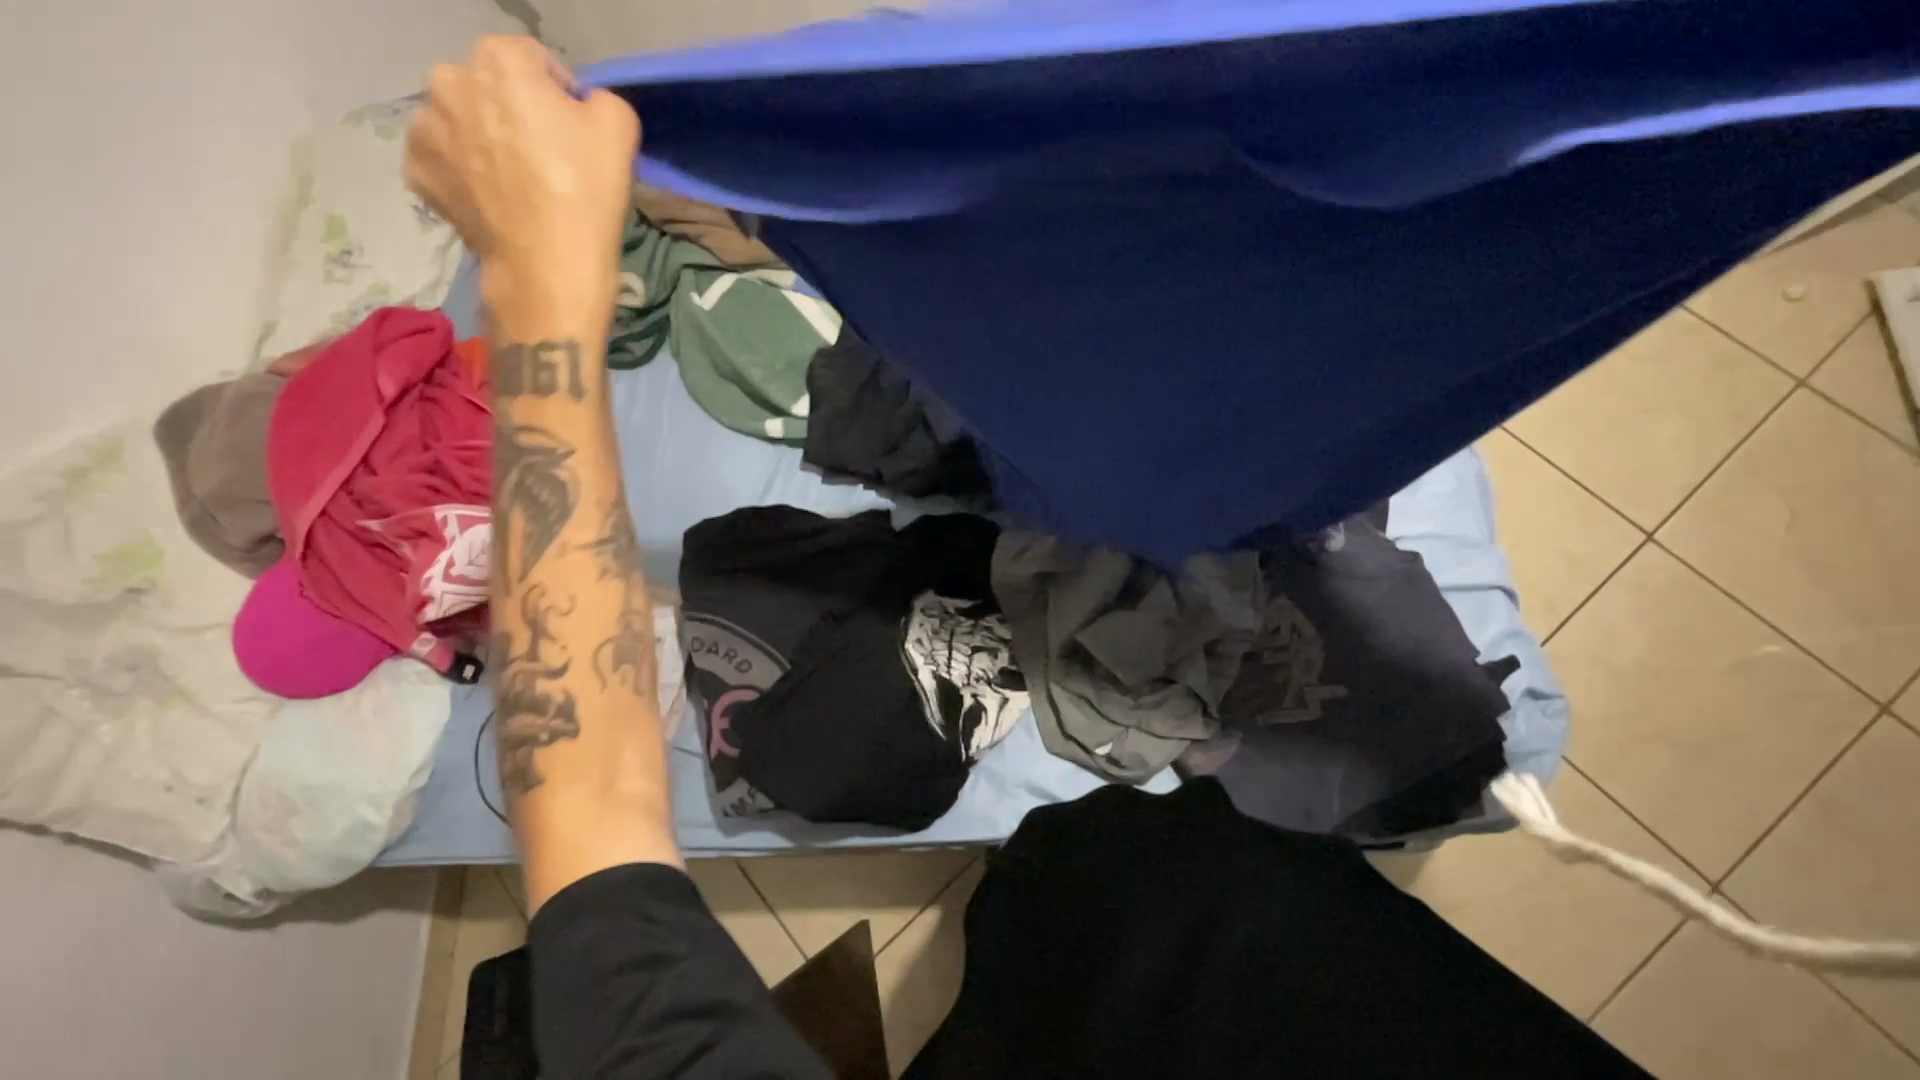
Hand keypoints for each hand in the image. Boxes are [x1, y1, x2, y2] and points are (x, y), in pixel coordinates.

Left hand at [405, 36, 638, 316]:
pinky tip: (494, 199)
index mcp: (499, 60)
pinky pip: (445, 159)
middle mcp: (448, 80)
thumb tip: (578, 108)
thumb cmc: (586, 191)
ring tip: (517, 183)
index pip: (536, 62)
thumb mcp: (620, 127)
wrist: (547, 265)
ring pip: (462, 121)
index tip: (575, 134)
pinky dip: (465, 173)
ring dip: (484, 140)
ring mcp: (424, 127)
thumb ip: (598, 98)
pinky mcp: (416, 170)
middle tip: (545, 159)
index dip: (560, 96)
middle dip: (514, 112)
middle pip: (490, 88)